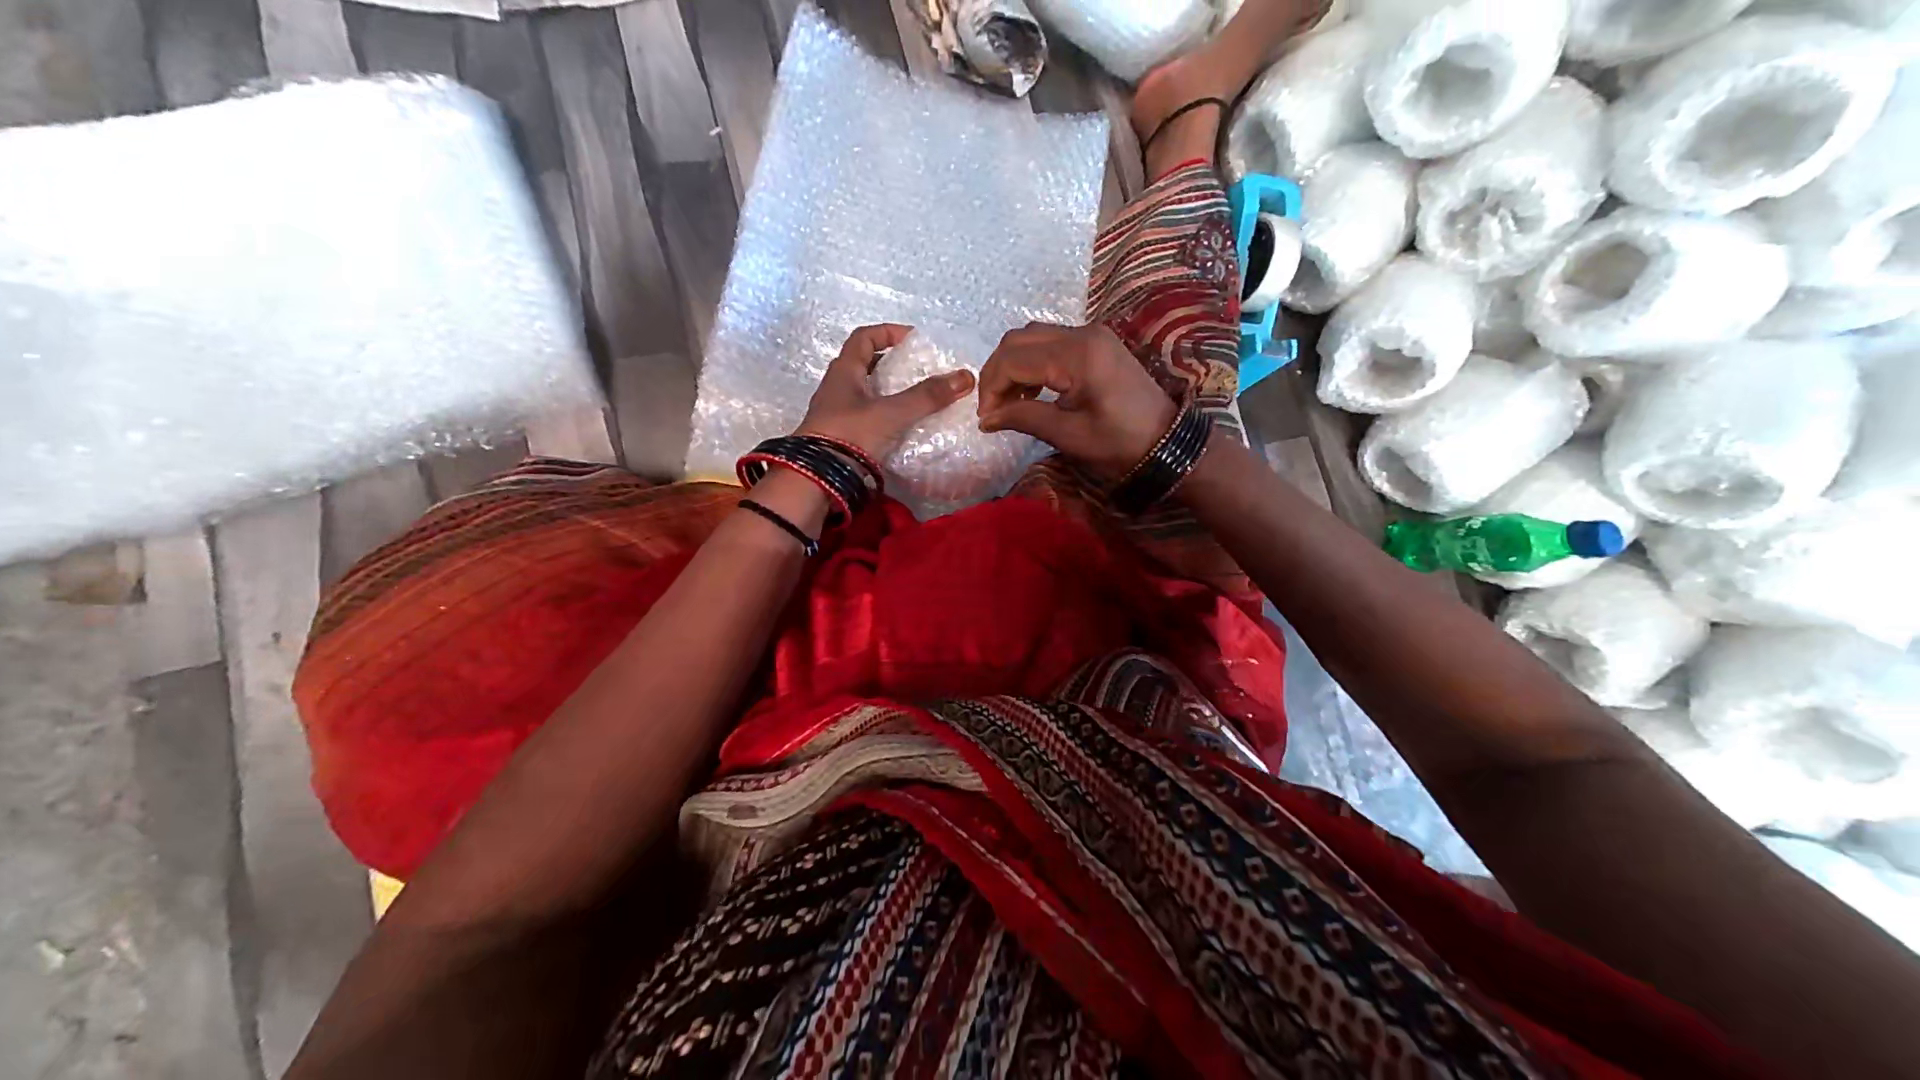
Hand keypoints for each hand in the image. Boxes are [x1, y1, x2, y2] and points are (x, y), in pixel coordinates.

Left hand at [796, 324, 975, 459]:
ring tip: (914, 398)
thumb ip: (927, 396)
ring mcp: (835, 414)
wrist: (815, 480)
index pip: (863, 337)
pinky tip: (901, 426)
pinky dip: (884, 415)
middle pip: (864, 364)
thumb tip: (965, 376)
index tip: (913, 339)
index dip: (888, 332)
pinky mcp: (839, 437)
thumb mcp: (892, 413)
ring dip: (887, 391)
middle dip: (891, 363)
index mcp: (844, 372)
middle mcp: (836, 388)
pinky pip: (865, 417)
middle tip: (917, 370)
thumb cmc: (850, 435)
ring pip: (864, 392)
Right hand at [977, 323, 1177, 479]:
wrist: (1167, 442)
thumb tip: (985, 419)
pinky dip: (1032, 363)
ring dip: (1013, 366)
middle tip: (992, 409)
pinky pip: (1050, 343)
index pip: (1014, 358)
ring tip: (1009, 403)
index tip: (985, 418)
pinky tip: (1030, 393)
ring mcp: (1091, 335)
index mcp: (1078, 355)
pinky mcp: (1095, 343)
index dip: (992, 387)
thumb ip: (1024, 419)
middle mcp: (1082, 334)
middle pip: (1019, 340)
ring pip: (1032, 338)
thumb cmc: (1120, 442)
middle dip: (997, 373)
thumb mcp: (1069, 435)